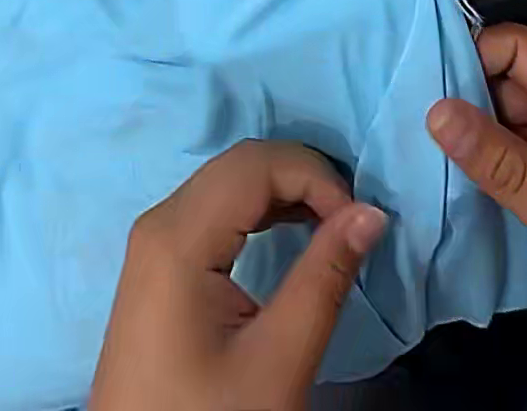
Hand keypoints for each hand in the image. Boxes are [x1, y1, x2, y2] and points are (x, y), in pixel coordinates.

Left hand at [91, 140, 388, 410]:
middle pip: (240, 164)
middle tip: (349, 218)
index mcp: (178, 235)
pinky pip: (216, 205)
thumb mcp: (276, 361)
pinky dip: (260, 207)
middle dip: (302, 176)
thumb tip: (371, 212)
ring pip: (229, 179)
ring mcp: (156, 236)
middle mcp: (161, 218)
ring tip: (331, 222)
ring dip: (284, 188)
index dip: (314, 176)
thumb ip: (325, 276)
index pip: (256, 165)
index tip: (358, 220)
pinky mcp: (161, 257)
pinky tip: (292, 228)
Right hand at [427, 25, 526, 409]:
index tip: (419, 87)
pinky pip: (520, 158)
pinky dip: (490, 166)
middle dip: (464, 99)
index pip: (521, 49)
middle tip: (408, 124)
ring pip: (510, 121)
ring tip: (419, 150)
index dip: (470, 57)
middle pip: (511, 82)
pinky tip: (453, 177)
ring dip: (474, 136)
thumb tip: (435, 111)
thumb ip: (505, 165)